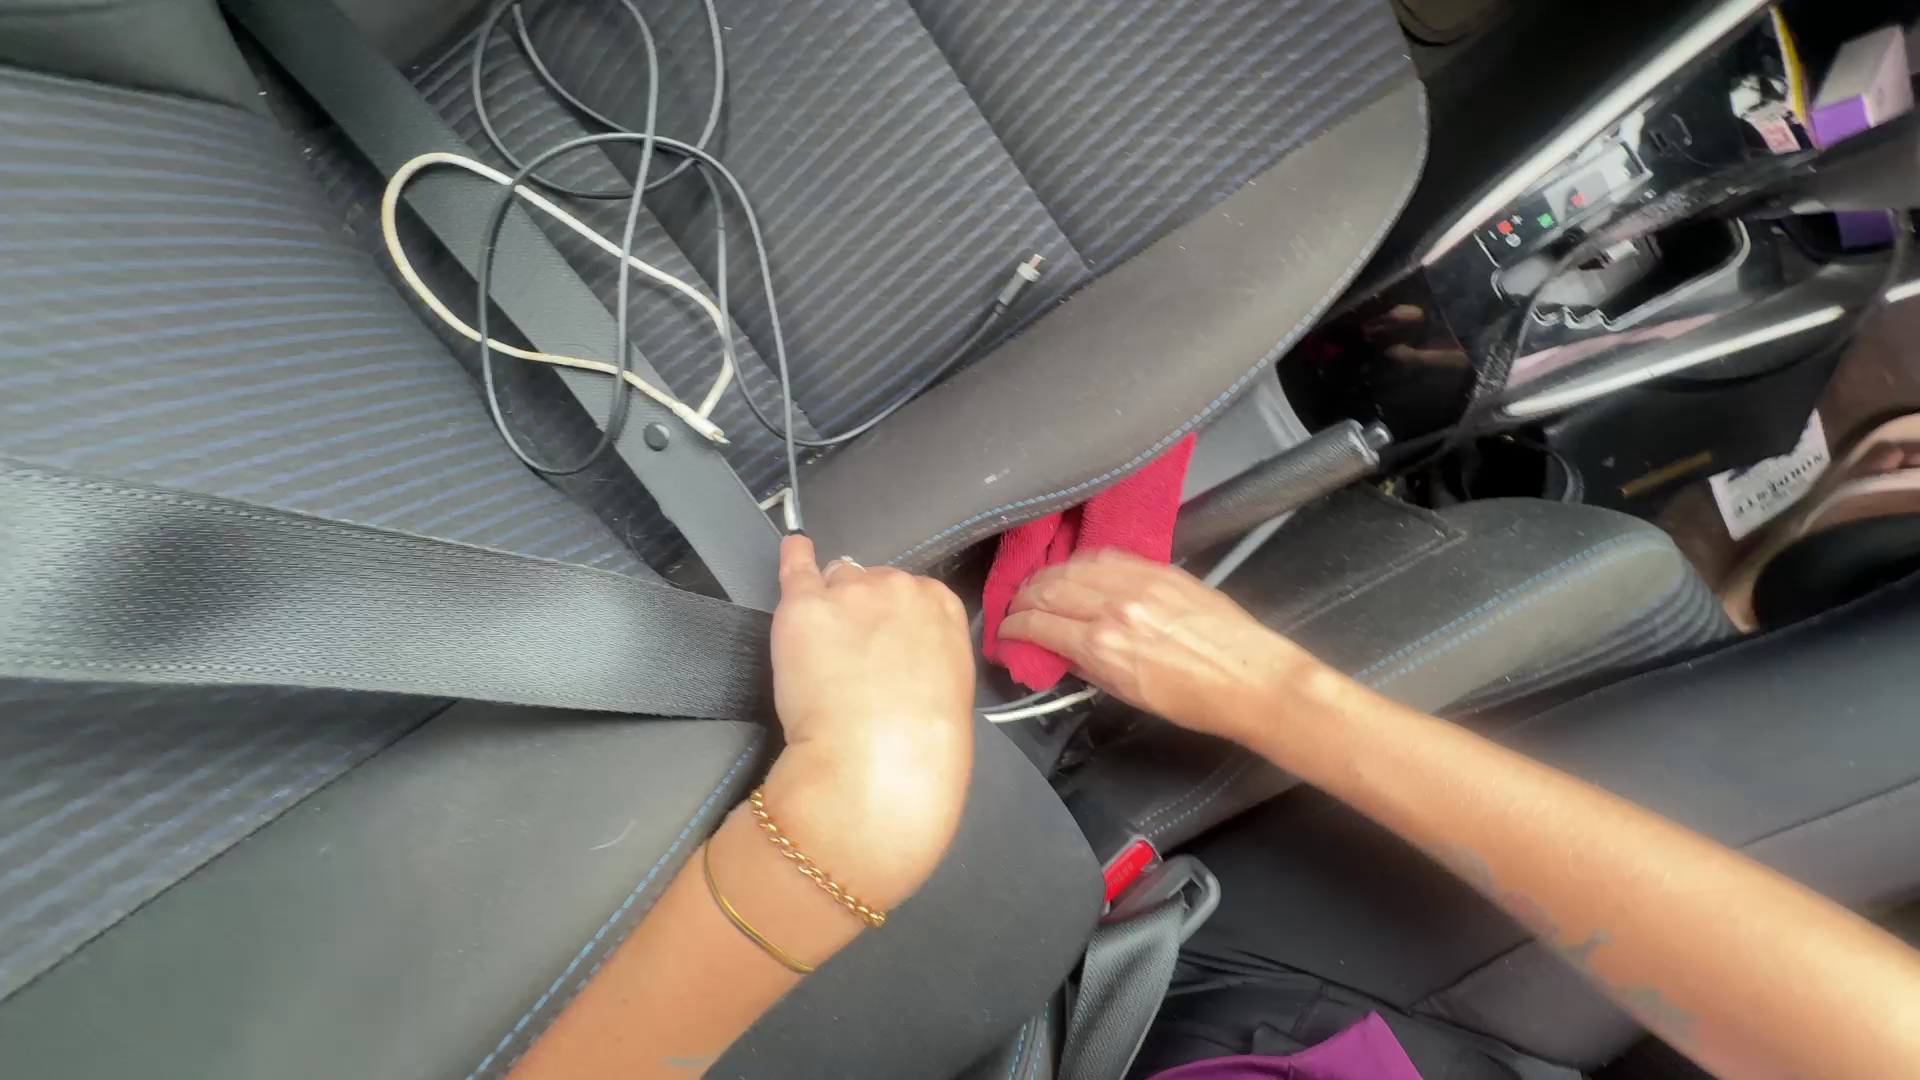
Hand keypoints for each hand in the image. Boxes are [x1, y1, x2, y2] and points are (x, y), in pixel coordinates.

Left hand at [759, 535, 974, 908]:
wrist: (879, 763)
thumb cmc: (925, 743)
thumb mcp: (951, 687)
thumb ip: (928, 651)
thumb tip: (901, 650)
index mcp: (942, 606)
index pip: (912, 593)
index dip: (893, 621)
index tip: (886, 648)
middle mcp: (899, 586)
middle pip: (872, 582)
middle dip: (863, 610)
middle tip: (855, 659)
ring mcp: (849, 592)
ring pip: (835, 583)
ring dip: (831, 605)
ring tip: (823, 648)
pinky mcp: (804, 607)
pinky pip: (797, 569)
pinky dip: (794, 559)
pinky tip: (793, 547)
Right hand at [999, 549, 1318, 741]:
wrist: (1250, 678)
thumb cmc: (1191, 700)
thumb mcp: (1127, 694)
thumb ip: (1086, 666)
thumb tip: (1058, 650)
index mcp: (1102, 643)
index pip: (1038, 625)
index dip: (1012, 628)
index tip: (1005, 632)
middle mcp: (1113, 606)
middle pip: (1049, 589)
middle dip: (1023, 599)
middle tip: (1015, 608)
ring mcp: (1137, 581)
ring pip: (1073, 567)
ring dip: (1047, 576)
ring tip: (1039, 587)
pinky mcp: (1158, 569)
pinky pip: (1106, 557)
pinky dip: (1082, 563)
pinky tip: (1075, 570)